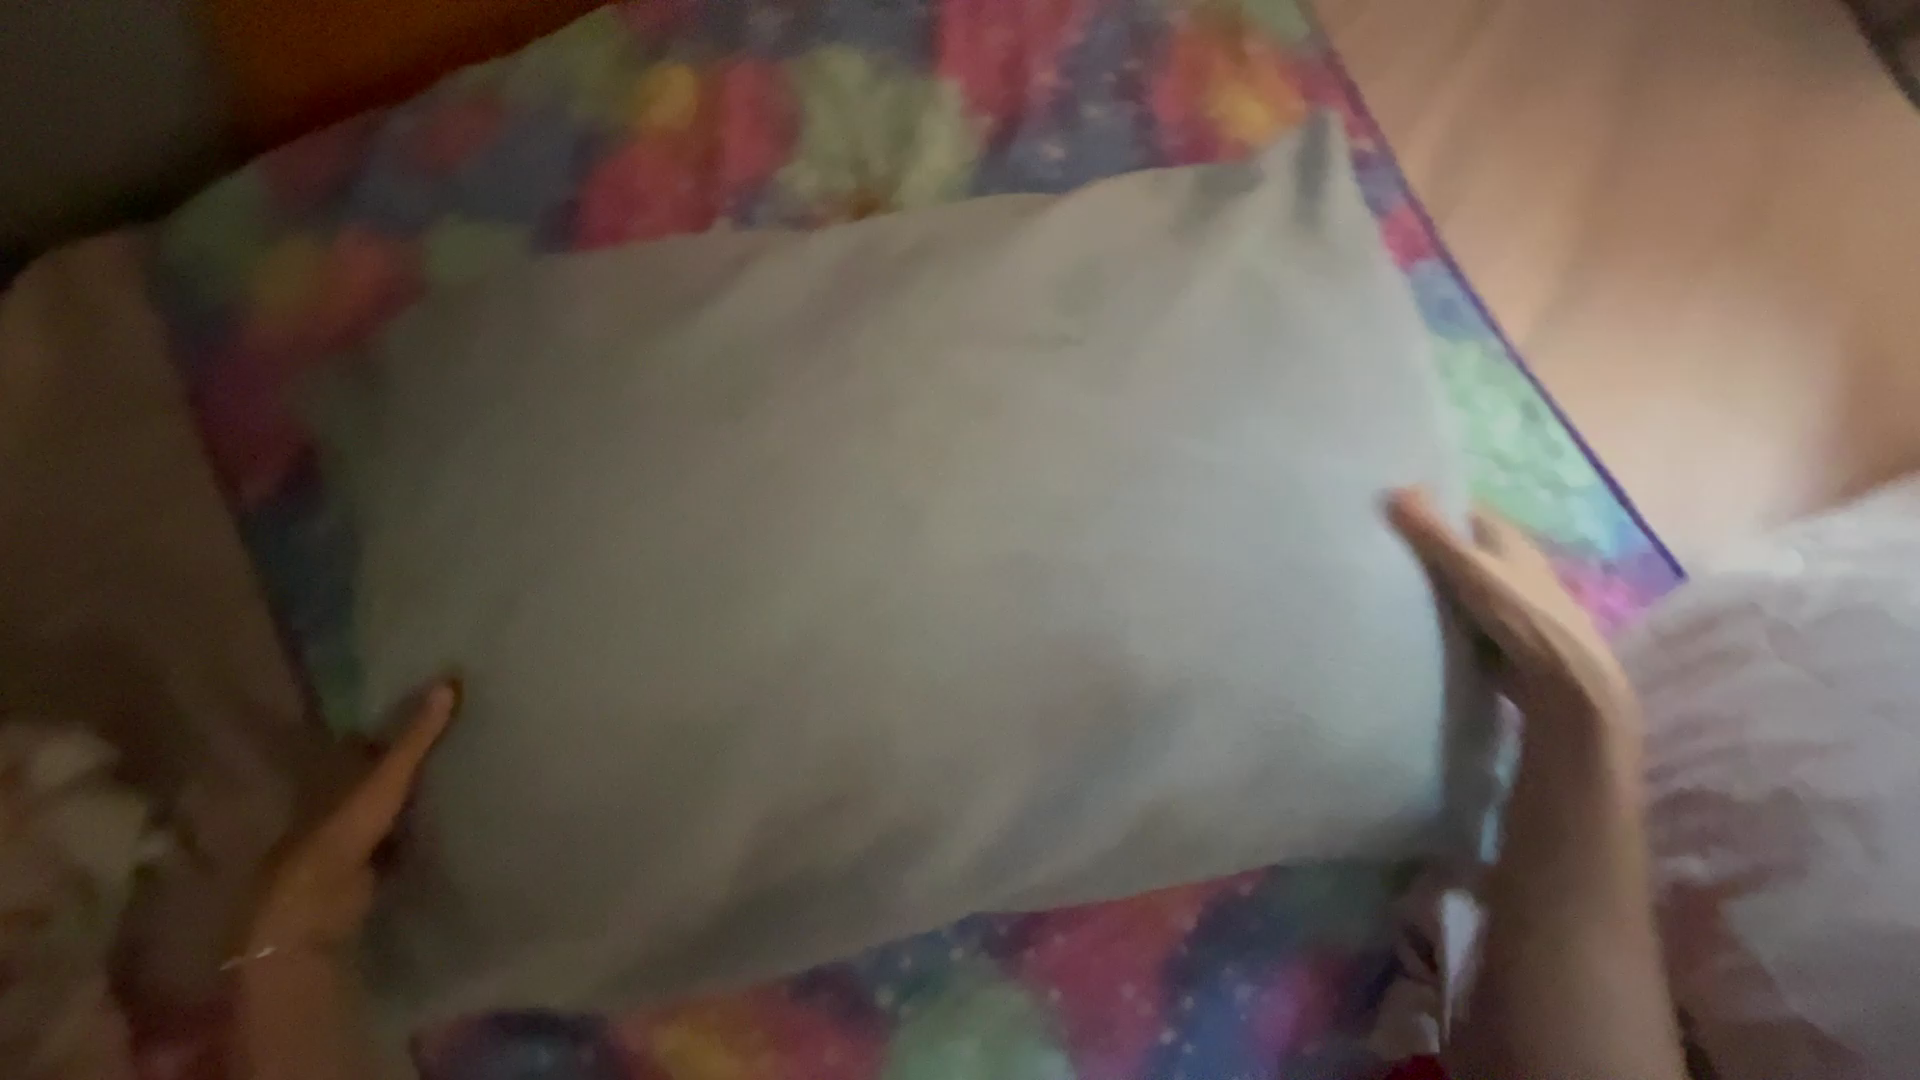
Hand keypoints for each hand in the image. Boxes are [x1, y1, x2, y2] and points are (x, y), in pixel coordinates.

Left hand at [246, 681, 458, 955]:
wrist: (314, 907)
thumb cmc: (340, 832)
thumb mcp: (384, 779)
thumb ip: (415, 738)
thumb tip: (448, 682)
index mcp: (333, 774)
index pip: (361, 739)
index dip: (387, 720)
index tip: (425, 701)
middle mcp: (337, 800)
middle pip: (374, 771)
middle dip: (405, 756)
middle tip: (455, 730)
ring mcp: (351, 835)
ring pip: (388, 803)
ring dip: (415, 791)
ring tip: (463, 768)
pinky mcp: (369, 864)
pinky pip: (400, 835)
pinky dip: (420, 825)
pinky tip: (450, 817)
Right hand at [1386, 489, 1634, 734]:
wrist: (1558, 681)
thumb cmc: (1523, 615)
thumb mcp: (1472, 569)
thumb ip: (1432, 533)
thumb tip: (1390, 489)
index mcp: (1501, 535)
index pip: (1454, 506)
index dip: (1419, 501)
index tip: (1375, 502)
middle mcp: (1495, 559)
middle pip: (1443, 541)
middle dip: (1408, 540)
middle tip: (1359, 538)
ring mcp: (1487, 593)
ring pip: (1438, 575)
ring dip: (1411, 575)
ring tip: (1362, 570)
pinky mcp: (1478, 624)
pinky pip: (1439, 606)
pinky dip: (1418, 605)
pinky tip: (1386, 606)